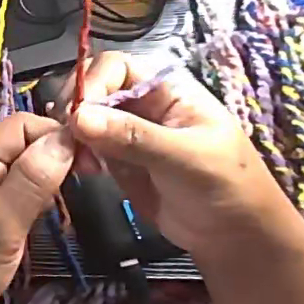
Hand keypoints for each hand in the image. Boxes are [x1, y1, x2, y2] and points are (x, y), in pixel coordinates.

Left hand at [0, 114, 74, 303]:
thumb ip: (32, 180)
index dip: (57, 135)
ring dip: (42, 178)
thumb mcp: (2, 225)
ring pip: (14, 167)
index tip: (91, 162)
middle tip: (86, 183)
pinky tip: (39, 216)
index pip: (20, 125)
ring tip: (66, 201)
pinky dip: (26, 197)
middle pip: (18, 143)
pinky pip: (4, 190)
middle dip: (52, 157)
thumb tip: (66, 137)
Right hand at [66, 52, 295, 257]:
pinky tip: (81, 170)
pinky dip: (74, 153)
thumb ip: (133, 136)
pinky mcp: (114, 157)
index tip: (75, 116)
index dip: (91, 84)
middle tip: (69, 139)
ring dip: (70, 135)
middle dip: (74, 110)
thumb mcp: (185, 157)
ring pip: (82, 117)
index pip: (114, 66)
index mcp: (165, 87)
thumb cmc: (226, 186)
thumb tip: (78, 116)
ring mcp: (125, 130)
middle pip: (91, 88)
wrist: (235, 237)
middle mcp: (141, 101)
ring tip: (78, 162)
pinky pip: (83, 145)